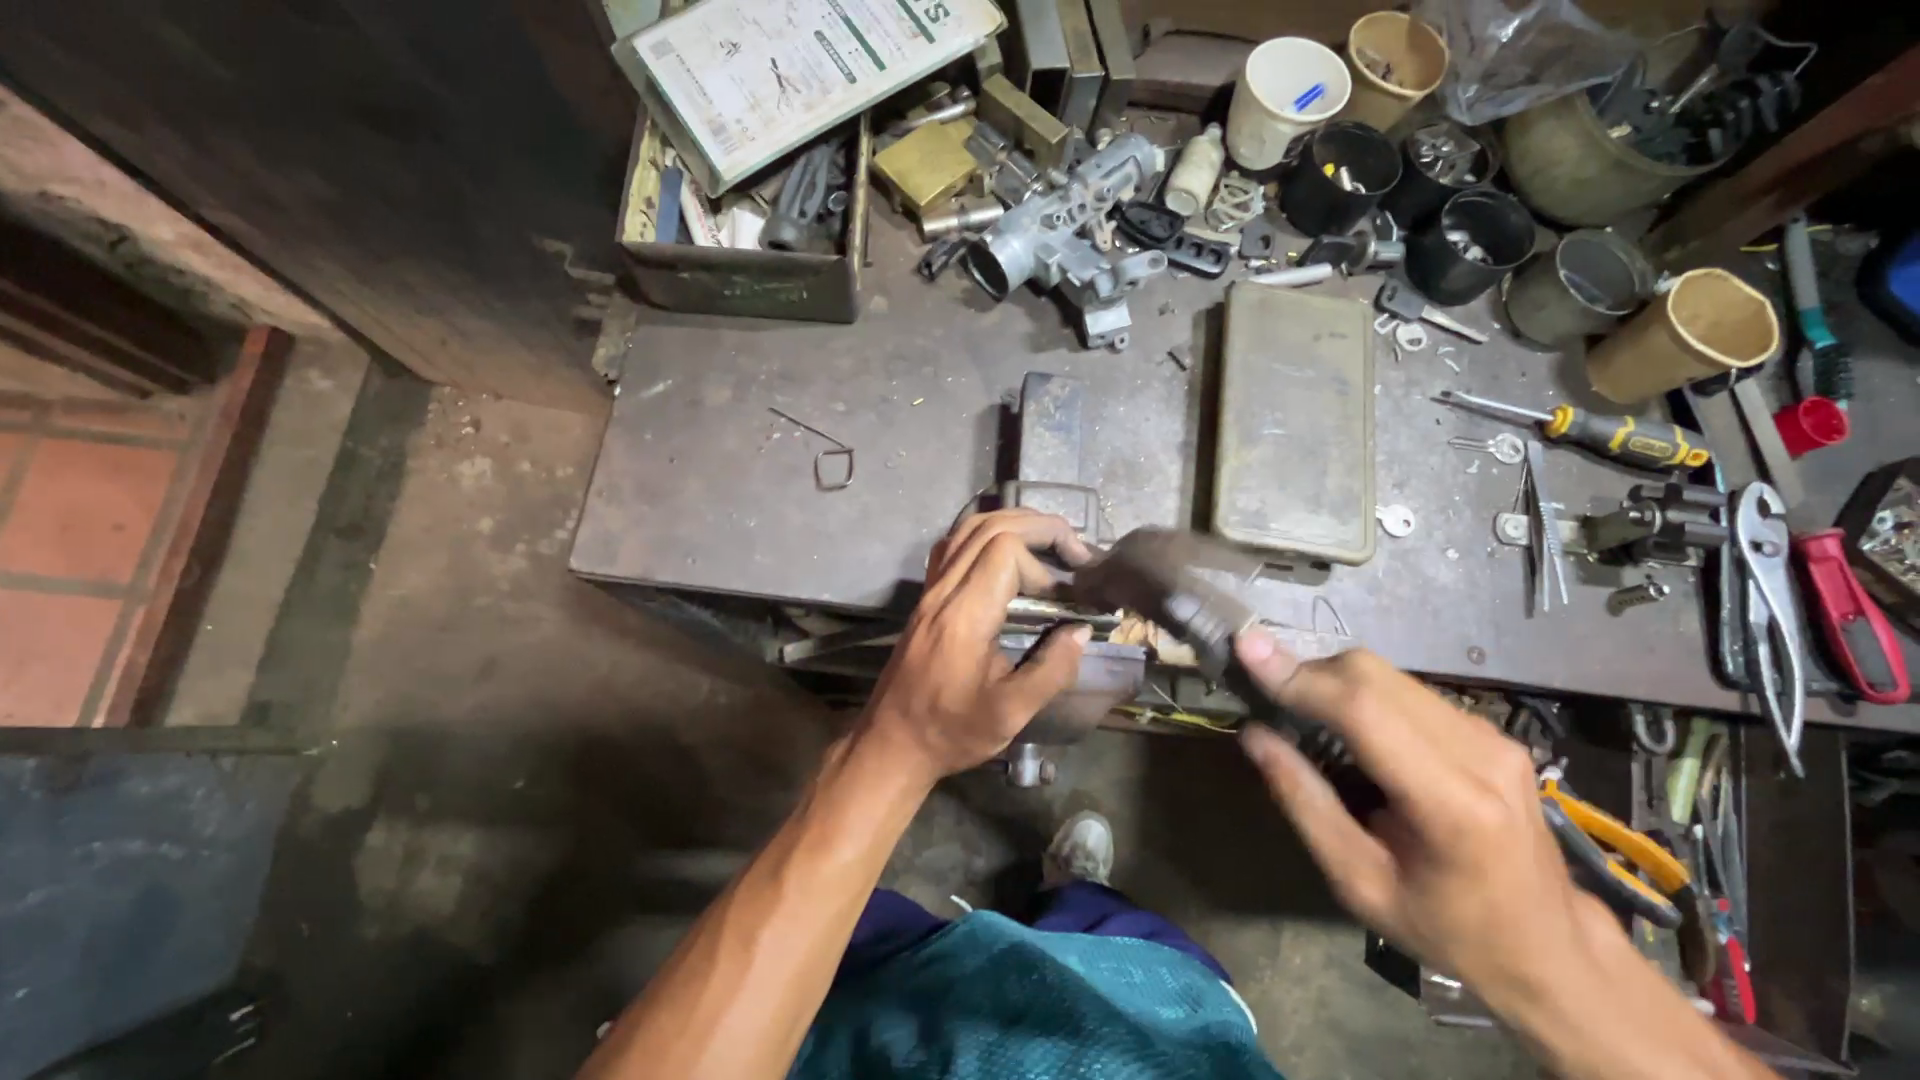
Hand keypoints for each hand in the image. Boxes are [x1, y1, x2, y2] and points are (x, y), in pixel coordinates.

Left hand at [854, 510, 1094, 784]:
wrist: (892, 743)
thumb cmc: (950, 731)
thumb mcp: (1010, 713)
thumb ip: (1051, 670)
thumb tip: (1081, 631)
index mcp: (963, 616)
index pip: (1004, 551)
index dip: (1042, 563)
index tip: (1062, 597)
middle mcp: (942, 592)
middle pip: (987, 526)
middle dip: (1037, 527)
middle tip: (1074, 550)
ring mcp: (929, 592)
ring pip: (967, 529)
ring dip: (1013, 524)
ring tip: (1049, 543)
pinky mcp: (925, 599)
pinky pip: (953, 547)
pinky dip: (986, 537)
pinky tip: (1009, 556)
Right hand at [1233, 628, 1616, 1007]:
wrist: (1548, 947)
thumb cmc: (1446, 927)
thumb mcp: (1359, 883)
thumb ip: (1305, 803)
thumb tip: (1254, 735)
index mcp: (1452, 804)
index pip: (1365, 711)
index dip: (1300, 676)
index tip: (1246, 648)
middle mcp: (1481, 753)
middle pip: (1376, 676)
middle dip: (1310, 672)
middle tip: (1266, 692)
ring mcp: (1493, 736)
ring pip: (1392, 675)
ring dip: (1335, 681)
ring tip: (1300, 712)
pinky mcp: (1492, 731)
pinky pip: (1411, 691)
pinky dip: (1365, 694)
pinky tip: (1348, 727)